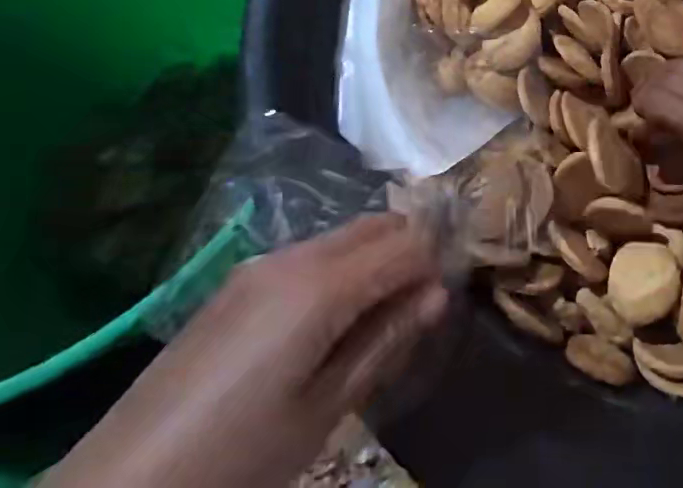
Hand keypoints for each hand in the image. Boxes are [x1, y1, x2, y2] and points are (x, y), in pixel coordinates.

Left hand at [42, 214, 448, 487]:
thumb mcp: (324, 409)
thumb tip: (438, 294)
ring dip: (376, 260)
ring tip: (376, 322)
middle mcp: (294, 256)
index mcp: (321, 285)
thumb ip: (386, 340)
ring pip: (345, 237)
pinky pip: (311, 256)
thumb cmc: (235, 459)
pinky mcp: (238, 282)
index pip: (407, 242)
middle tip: (417, 309)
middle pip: (378, 224)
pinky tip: (329, 325)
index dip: (436, 261)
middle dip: (410, 251)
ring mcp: (260, 265)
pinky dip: (340, 271)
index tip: (447, 298)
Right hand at [632, 58, 682, 191]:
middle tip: (649, 104)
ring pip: (679, 65)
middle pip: (661, 77)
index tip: (643, 118)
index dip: (640, 106)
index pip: (652, 99)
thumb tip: (650, 131)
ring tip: (670, 92)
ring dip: (666, 77)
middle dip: (648, 89)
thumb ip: (680, 141)